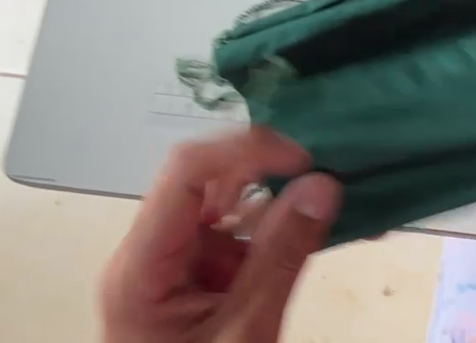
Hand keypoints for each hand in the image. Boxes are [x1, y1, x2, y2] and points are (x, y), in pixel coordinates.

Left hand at [100, 128, 342, 342]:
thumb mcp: (244, 335)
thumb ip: (282, 256)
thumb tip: (324, 183)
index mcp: (141, 265)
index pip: (186, 172)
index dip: (245, 150)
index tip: (304, 160)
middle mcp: (151, 251)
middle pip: (208, 180)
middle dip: (269, 172)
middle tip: (326, 180)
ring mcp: (174, 262)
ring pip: (229, 201)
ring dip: (281, 198)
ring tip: (333, 203)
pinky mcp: (198, 275)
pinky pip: (239, 231)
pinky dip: (281, 226)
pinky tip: (320, 231)